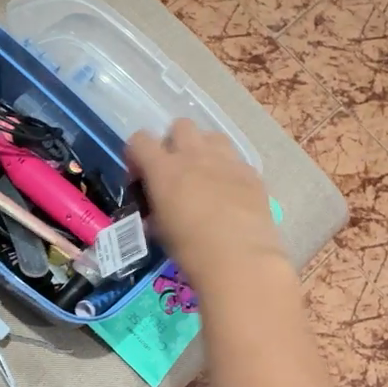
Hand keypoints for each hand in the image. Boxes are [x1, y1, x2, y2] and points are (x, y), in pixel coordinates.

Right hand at [129, 120, 285, 289]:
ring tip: (205, 177)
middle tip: (175, 173)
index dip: (136, 155)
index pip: (140, 140)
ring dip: (203, 150)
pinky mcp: (251, 173)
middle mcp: (194, 155)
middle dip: (174, 144)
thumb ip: (155, 210)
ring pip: (211, 136)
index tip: (140, 177)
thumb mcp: (161, 232)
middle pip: (180, 126)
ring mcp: (226, 160)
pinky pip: (235, 160)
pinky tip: (230, 195)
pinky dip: (228, 171)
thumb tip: (156, 212)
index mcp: (164, 169)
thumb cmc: (191, 251)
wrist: (240, 260)